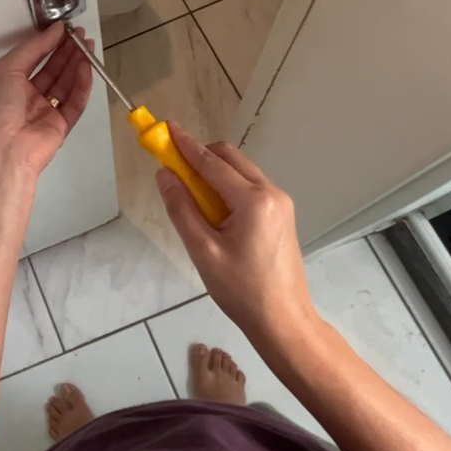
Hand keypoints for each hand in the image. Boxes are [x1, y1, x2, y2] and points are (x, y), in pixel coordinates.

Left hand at [0, 23, 94, 175]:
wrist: (2, 153)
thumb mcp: (7, 69)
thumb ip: (33, 48)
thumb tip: (53, 31)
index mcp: (8, 83)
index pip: (32, 58)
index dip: (49, 43)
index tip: (64, 29)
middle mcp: (25, 97)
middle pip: (52, 69)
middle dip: (67, 51)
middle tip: (81, 36)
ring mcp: (43, 112)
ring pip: (65, 84)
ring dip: (77, 65)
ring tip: (88, 47)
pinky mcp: (60, 127)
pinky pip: (74, 103)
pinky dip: (82, 86)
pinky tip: (87, 68)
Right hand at [156, 126, 318, 344]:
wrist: (285, 322)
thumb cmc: (242, 291)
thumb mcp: (203, 251)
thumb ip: (182, 209)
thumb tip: (165, 176)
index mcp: (253, 201)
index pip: (212, 163)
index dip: (185, 145)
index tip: (166, 128)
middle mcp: (272, 193)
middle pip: (230, 158)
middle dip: (200, 156)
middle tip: (174, 167)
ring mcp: (281, 203)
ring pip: (241, 171)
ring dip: (214, 172)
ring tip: (192, 197)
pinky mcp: (282, 214)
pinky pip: (250, 187)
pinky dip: (228, 187)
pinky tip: (214, 211)